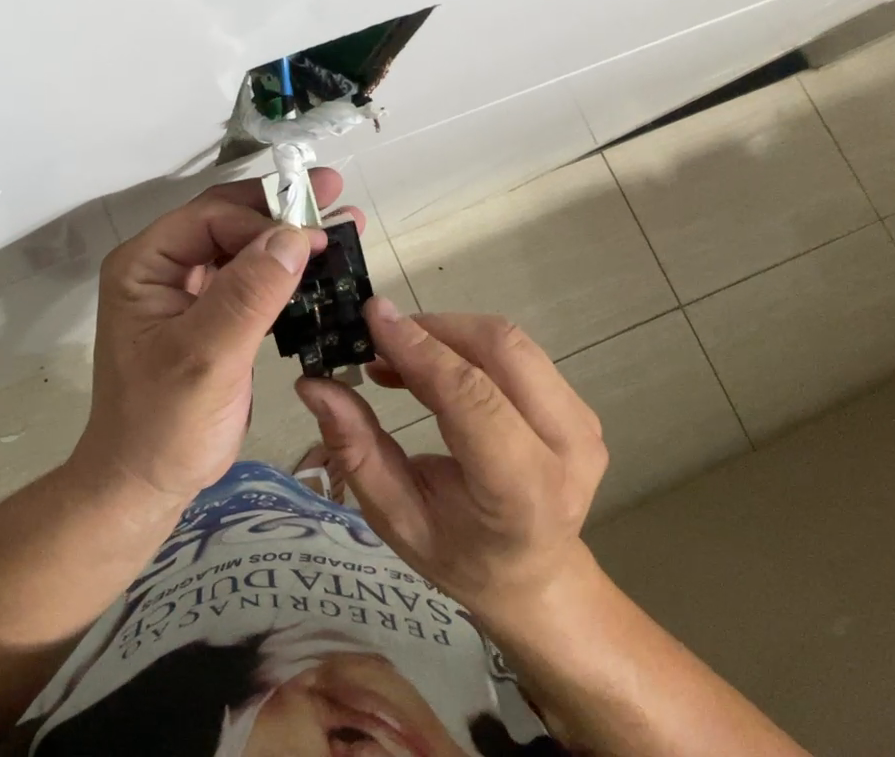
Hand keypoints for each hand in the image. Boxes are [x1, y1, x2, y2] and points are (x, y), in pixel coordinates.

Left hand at [70, 169, 352, 508]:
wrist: (145, 483)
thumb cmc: (164, 424)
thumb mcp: (206, 357)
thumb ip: (248, 294)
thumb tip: (294, 234)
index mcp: (144, 266)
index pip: (210, 218)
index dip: (264, 218)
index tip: (317, 232)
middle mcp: (161, 269)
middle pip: (226, 223)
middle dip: (280, 212)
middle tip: (337, 197)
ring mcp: (185, 294)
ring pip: (241, 250)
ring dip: (286, 241)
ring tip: (341, 230)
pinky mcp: (209, 320)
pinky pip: (249, 283)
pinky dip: (283, 276)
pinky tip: (318, 274)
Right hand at [295, 301, 608, 621]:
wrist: (533, 577)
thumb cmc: (457, 554)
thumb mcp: (393, 516)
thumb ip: (355, 449)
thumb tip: (313, 384)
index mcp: (522, 491)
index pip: (472, 398)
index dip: (419, 349)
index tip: (371, 317)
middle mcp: (567, 450)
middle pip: (501, 350)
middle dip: (433, 328)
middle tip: (377, 338)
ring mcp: (582, 425)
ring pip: (510, 342)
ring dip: (447, 333)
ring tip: (396, 356)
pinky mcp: (580, 408)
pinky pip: (518, 353)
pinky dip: (466, 345)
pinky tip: (428, 366)